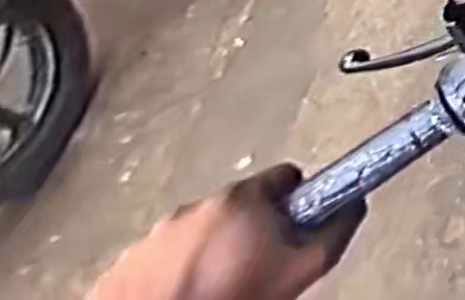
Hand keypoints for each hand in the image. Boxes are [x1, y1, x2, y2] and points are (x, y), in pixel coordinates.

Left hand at [88, 165, 364, 299]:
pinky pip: (153, 264)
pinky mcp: (110, 278)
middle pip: (237, 206)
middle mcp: (188, 212)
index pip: (283, 177)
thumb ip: (341, 223)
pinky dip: (168, 277)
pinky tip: (181, 297)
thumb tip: (353, 202)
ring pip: (194, 235)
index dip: (294, 202)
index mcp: (238, 199)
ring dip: (206, 252)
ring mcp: (143, 246)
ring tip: (212, 287)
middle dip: (247, 229)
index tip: (289, 228)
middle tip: (252, 265)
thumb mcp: (309, 266)